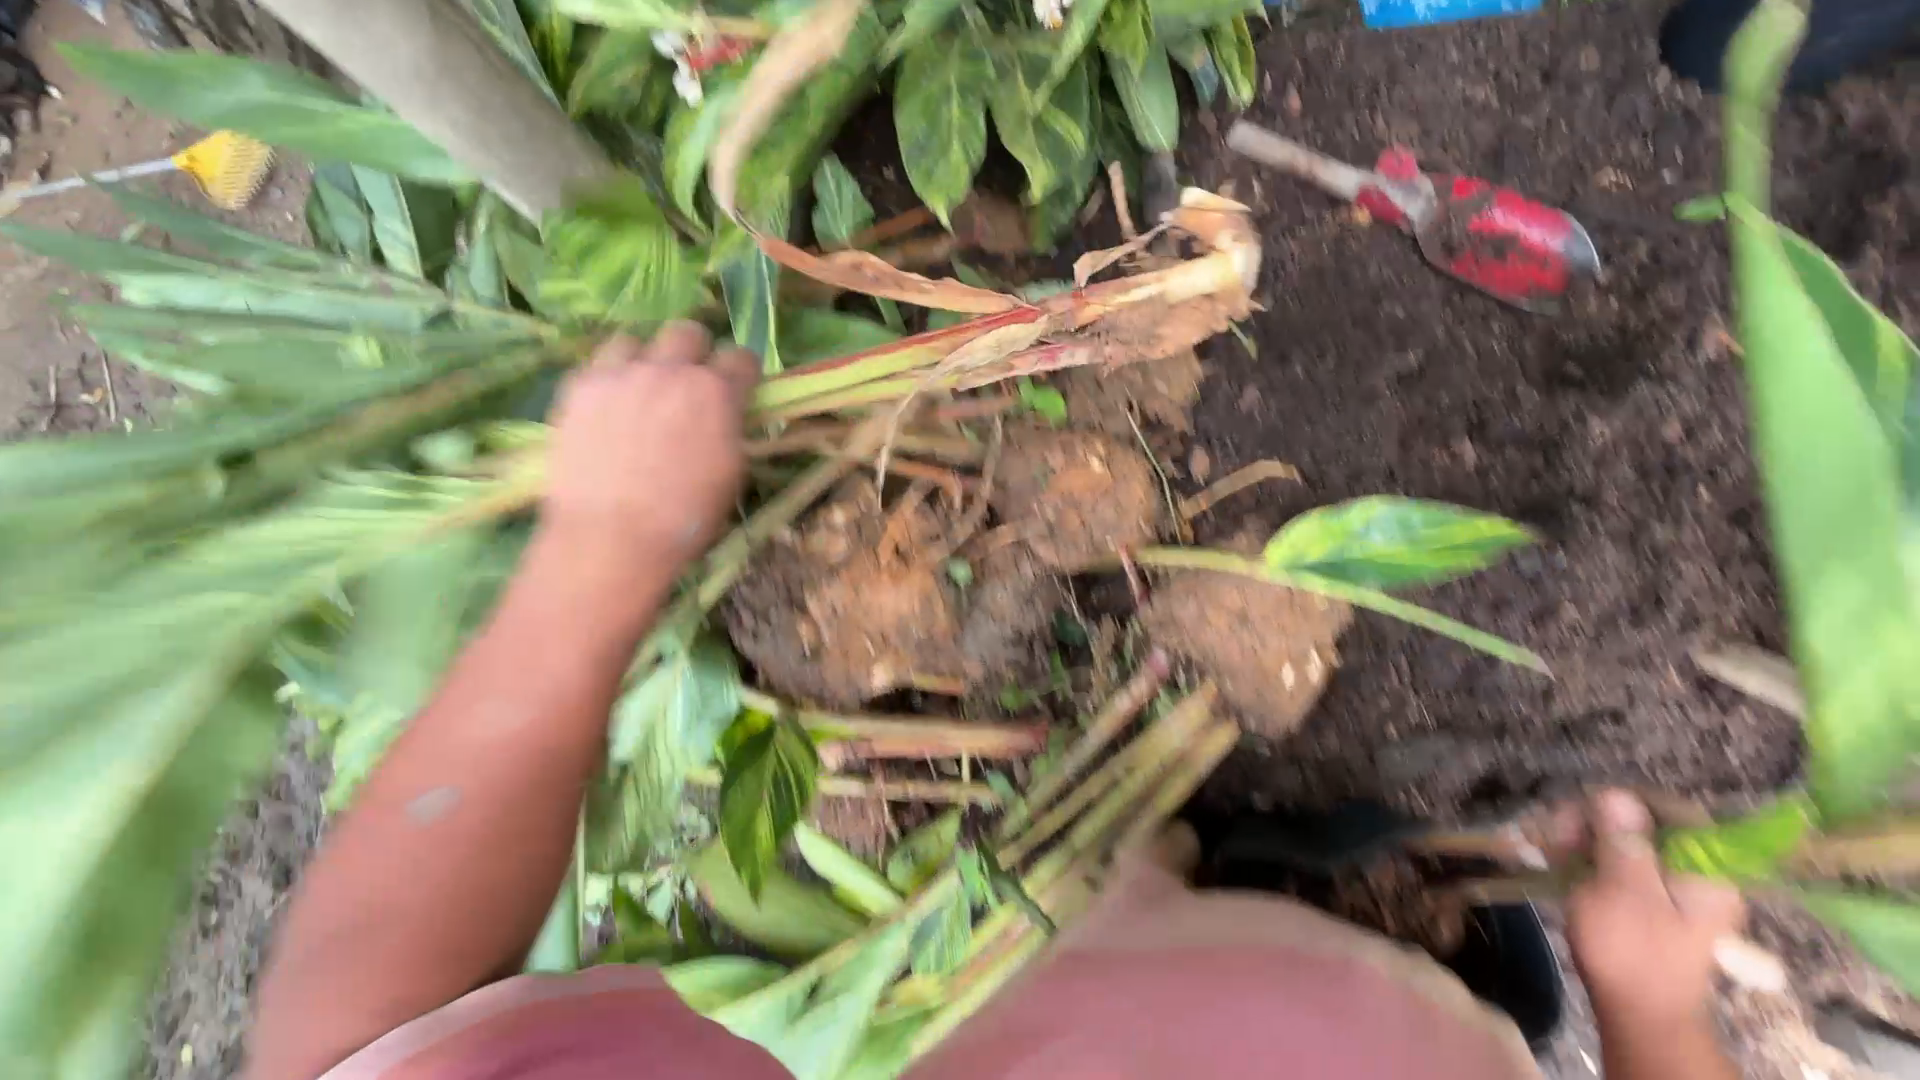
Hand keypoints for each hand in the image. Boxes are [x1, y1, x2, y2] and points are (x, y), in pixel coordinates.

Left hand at [539, 323, 758, 571]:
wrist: (611, 538)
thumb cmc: (685, 519)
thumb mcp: (731, 474)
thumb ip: (731, 430)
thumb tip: (726, 417)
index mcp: (717, 394)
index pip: (741, 357)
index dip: (741, 373)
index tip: (737, 388)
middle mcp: (670, 371)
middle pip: (687, 332)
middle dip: (694, 353)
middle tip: (687, 383)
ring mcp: (620, 374)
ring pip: (636, 340)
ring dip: (645, 360)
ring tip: (641, 391)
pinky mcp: (580, 388)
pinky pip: (599, 365)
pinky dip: (609, 380)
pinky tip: (609, 409)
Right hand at [1564, 790, 1745, 1029]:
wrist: (1638, 1013)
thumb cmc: (1632, 953)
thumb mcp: (1622, 892)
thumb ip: (1623, 842)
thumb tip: (1615, 793)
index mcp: (1706, 870)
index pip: (1670, 809)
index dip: (1621, 801)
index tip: (1577, 814)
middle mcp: (1698, 871)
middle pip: (1644, 821)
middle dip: (1593, 821)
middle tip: (1555, 839)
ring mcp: (1674, 885)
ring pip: (1625, 838)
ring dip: (1583, 837)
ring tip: (1550, 852)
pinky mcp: (1651, 897)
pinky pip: (1619, 858)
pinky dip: (1588, 855)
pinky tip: (1560, 862)